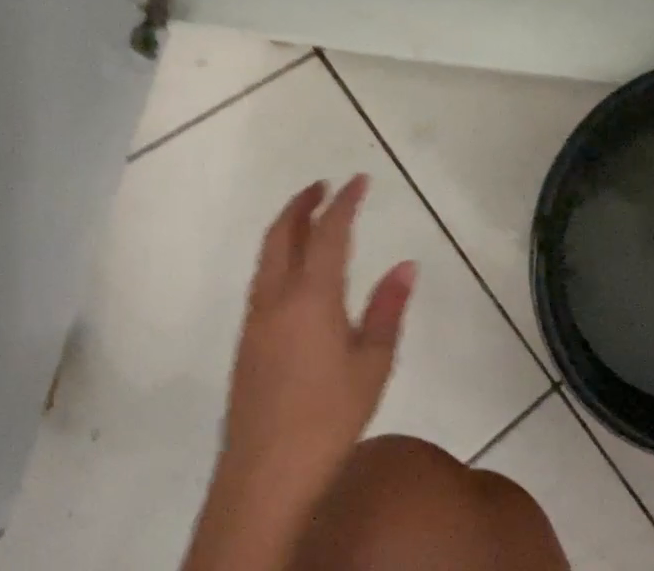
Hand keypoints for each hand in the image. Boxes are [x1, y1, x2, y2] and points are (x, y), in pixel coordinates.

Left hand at [218, 175, 417, 499]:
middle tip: (323, 185)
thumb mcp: (374, 362)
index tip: (359, 180)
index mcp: (312, 299)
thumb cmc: (330, 415)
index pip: (327, 235)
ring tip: (308, 217)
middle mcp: (276, 302)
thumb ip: (388, 308)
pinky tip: (294, 271)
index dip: (344, 203)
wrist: (265, 473)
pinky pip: (261, 282)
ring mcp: (255, 323)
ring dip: (285, 229)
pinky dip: (277, 257)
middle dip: (300, 205)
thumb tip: (406, 264)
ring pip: (265, 259)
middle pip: (281, 238)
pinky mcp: (247, 345)